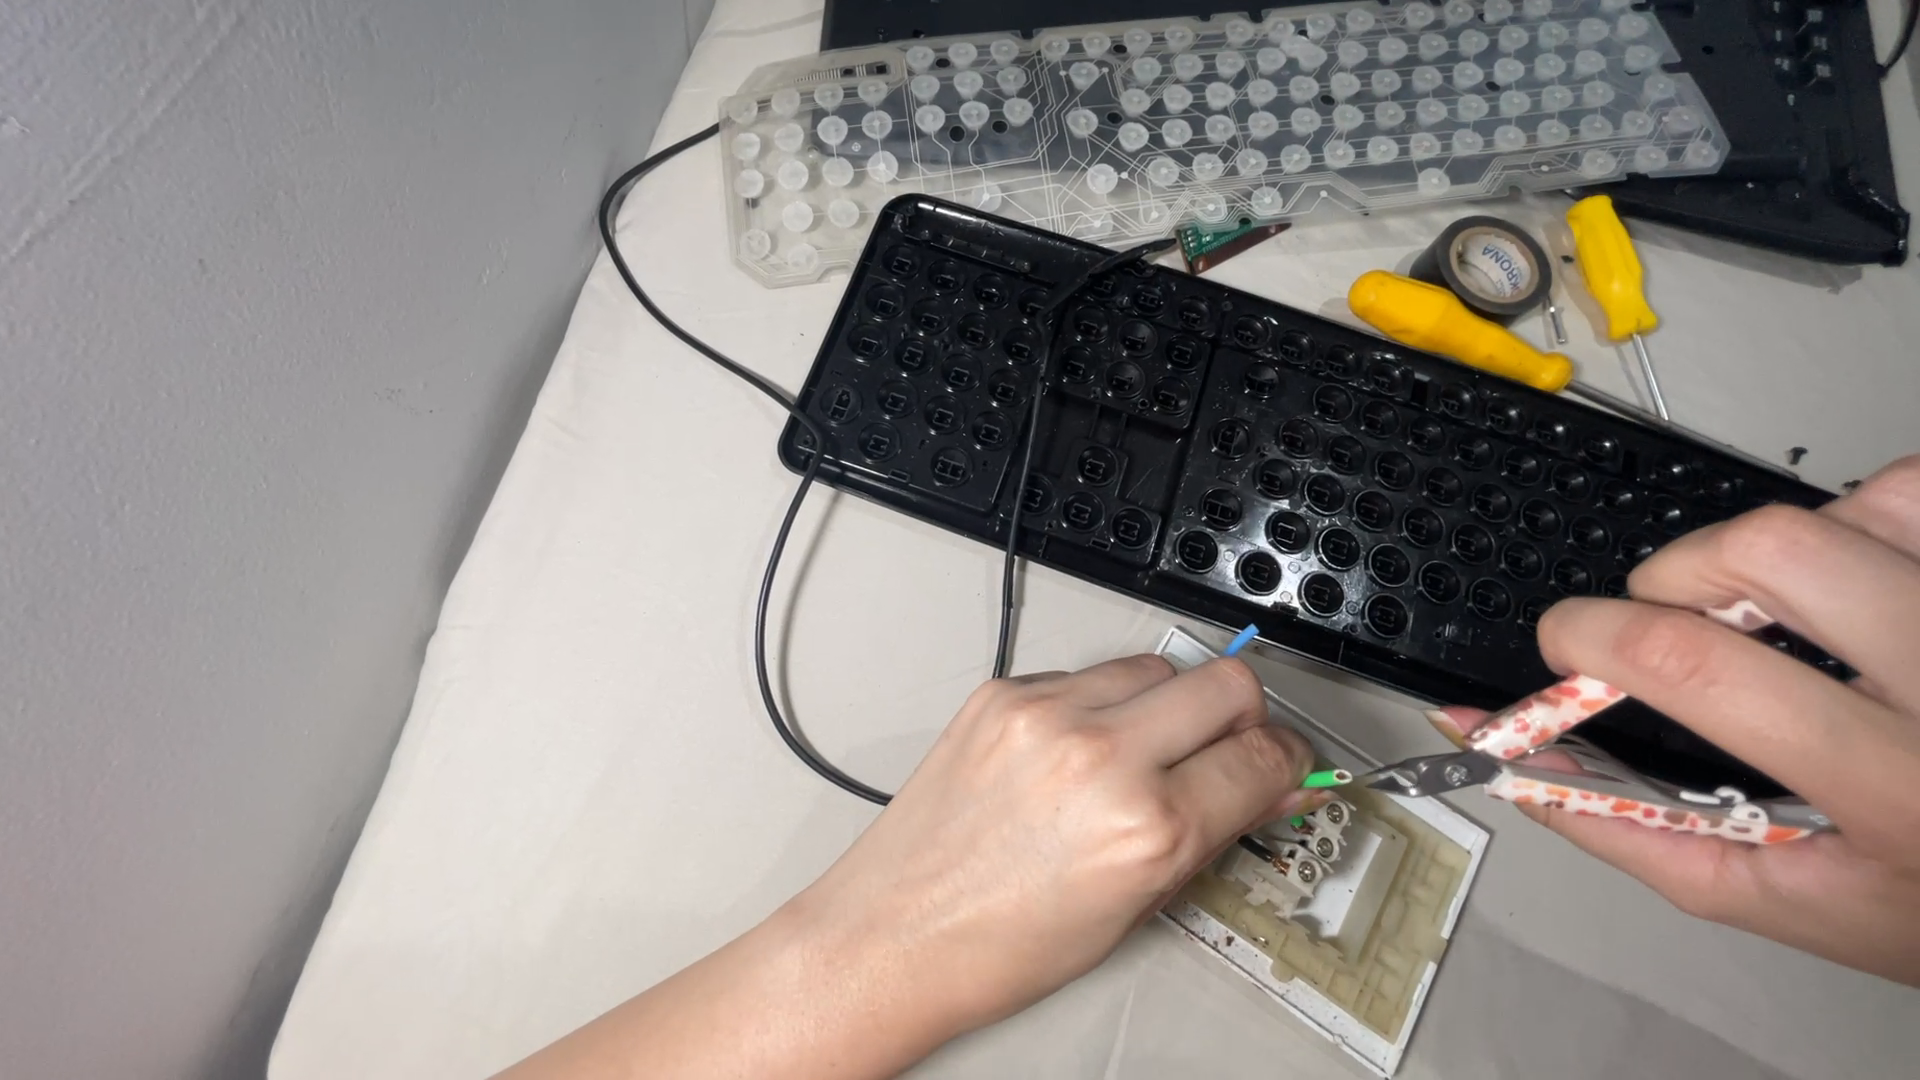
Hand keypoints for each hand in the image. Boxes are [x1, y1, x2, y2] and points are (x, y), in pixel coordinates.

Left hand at [502, 655, 1317, 1079]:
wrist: (895, 928)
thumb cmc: (1000, 944)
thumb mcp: (1134, 906)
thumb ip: (1211, 831)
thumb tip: (1268, 784)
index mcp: (1143, 827)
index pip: (1263, 760)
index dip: (1286, 765)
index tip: (1281, 768)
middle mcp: (1095, 753)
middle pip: (1225, 682)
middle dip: (1245, 715)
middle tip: (1230, 745)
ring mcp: (1043, 712)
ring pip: (1155, 664)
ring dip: (1171, 700)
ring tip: (1149, 746)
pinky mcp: (1002, 692)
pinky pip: (1085, 673)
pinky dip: (1102, 701)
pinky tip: (1083, 743)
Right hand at [1430, 457, 1919, 984]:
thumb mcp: (1766, 896)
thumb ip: (1609, 820)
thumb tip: (1489, 745)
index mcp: (1892, 787)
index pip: (1691, 663)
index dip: (1590, 632)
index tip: (1568, 644)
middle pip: (1767, 550)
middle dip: (1674, 574)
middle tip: (1674, 618)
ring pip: (1857, 505)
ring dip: (1775, 547)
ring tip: (1780, 604)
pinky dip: (1869, 516)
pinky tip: (1861, 578)